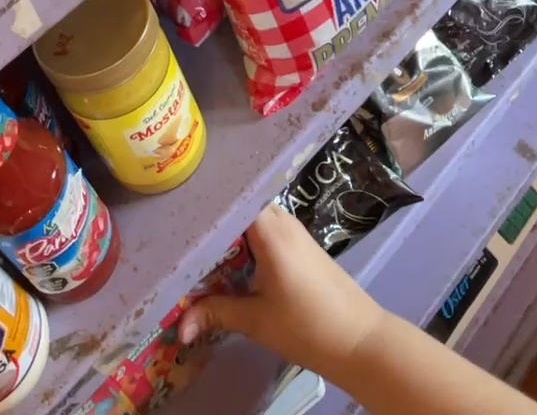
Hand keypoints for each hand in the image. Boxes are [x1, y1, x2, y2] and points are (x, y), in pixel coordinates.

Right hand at [178, 203, 389, 374]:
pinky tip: (225, 255)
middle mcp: (280, 219)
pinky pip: (262, 228)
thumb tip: (178, 328)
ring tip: (193, 239)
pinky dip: (242, 238)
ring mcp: (291, 229)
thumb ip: (215, 313)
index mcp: (269, 228)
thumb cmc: (308, 325)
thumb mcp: (256, 321)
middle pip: (238, 205)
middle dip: (210, 217)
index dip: (202, 200)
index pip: (230, 197)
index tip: (175, 207)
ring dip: (227, 229)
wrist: (361, 340)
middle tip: (176, 225)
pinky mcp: (298, 243)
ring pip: (250, 217)